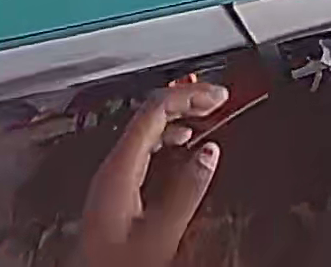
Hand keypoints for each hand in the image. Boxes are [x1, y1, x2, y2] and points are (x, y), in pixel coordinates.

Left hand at [80, 82, 226, 266]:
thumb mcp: (160, 234)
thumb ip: (188, 190)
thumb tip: (210, 152)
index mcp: (119, 169)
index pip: (156, 108)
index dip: (190, 95)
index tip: (218, 97)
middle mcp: (112, 168)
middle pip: (151, 112)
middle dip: (188, 99)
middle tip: (218, 99)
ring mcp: (113, 179)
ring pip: (150, 127)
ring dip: (181, 115)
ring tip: (207, 114)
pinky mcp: (118, 192)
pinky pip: (148, 146)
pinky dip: (172, 134)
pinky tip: (185, 142)